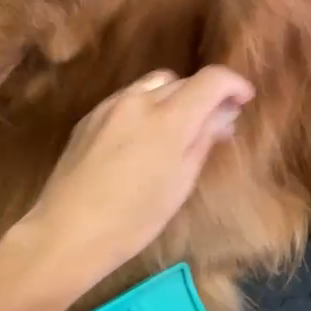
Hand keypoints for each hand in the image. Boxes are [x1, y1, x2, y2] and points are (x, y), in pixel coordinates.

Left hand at [14, 67, 252, 287]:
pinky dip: (143, 108)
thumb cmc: (133, 219)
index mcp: (167, 117)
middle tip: (213, 126)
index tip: (243, 102)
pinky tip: (142, 139)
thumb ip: (203, 140)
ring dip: (172, 98)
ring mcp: (107, 107)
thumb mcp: (180, 183)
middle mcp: (136, 101)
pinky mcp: (87, 119)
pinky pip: (125, 100)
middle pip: (180, 81)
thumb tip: (223, 114)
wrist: (67, 231)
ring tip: (178, 131)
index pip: (211, 79)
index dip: (233, 85)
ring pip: (150, 85)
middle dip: (202, 96)